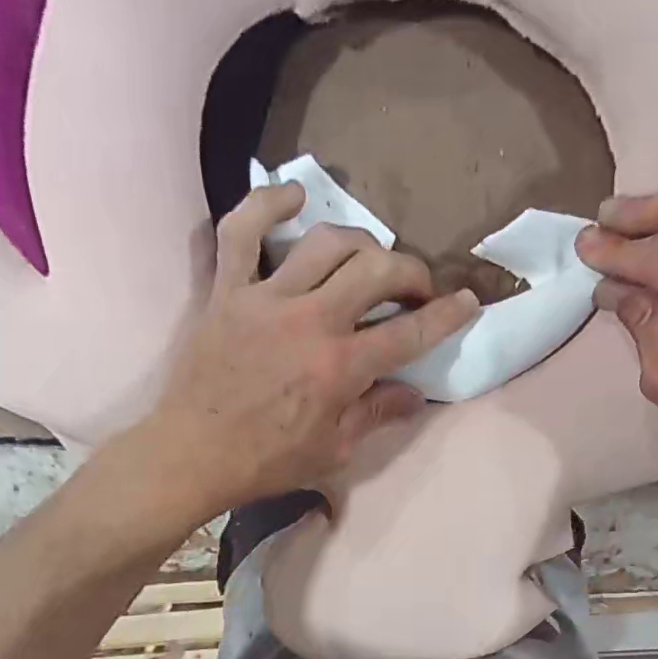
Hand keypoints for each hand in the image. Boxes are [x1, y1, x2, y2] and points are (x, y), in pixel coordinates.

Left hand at [133, 182, 479, 515]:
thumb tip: (414, 394)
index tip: (467, 301)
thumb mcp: (332, 450)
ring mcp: (266, 299)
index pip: (410, 332)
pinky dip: (266, 204)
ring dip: (359, 243)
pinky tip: (294, 198)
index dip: (448, 314)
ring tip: (367, 258)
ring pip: (325, 242)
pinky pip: (241, 231)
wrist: (191, 454)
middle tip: (415, 287)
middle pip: (376, 271)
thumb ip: (375, 414)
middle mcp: (310, 321)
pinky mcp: (226, 291)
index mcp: (340, 366)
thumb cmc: (265, 460)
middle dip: (411, 271)